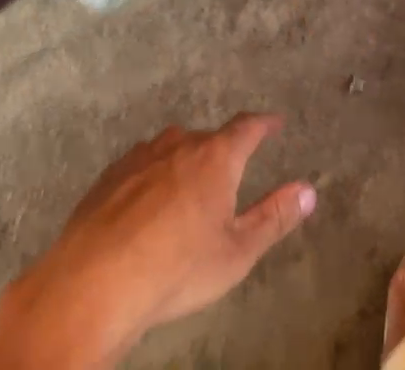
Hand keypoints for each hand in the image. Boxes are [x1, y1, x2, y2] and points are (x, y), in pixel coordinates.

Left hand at [0, 114, 314, 368]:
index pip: (247, 127)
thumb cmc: (177, 268)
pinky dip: (154, 178)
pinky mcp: (109, 175)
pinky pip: (143, 166)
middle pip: (208, 139)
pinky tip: (148, 208)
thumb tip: (309, 190)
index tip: (275, 123)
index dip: (264, 124)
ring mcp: (138, 156)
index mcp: (215, 156)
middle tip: (231, 174)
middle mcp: (177, 143)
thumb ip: (274, 216)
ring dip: (185, 164)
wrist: (95, 281)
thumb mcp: (236, 251)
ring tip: (189, 193)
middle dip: (223, 152)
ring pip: (172, 150)